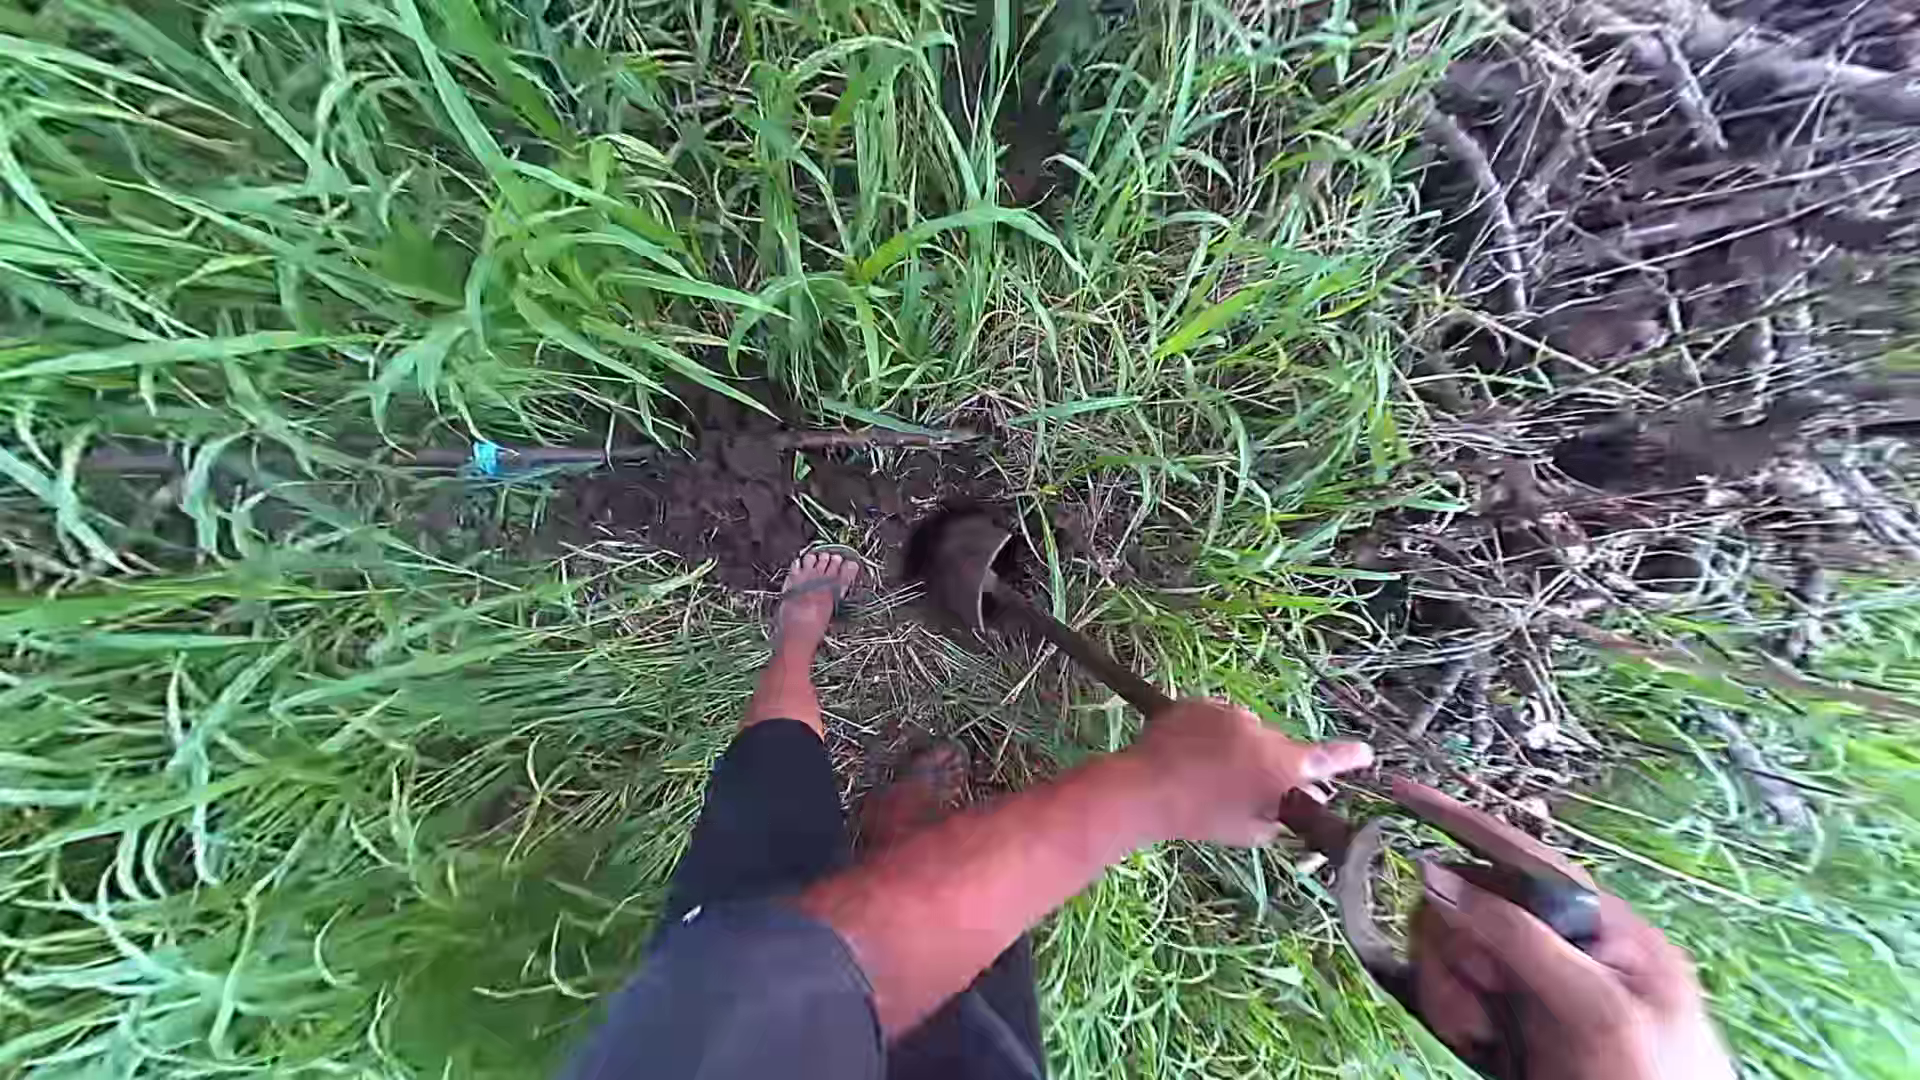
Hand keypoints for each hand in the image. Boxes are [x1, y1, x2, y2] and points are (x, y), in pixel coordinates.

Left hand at [1120, 698, 1373, 845]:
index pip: (1325, 759)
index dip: (1347, 757)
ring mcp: (1226, 711)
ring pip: (1245, 728)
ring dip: (1239, 743)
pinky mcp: (1198, 701)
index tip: (1364, 752)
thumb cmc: (1200, 816)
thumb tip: (1297, 804)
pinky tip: (1193, 749)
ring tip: (1210, 766)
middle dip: (1272, 761)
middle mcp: (1259, 730)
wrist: (1146, 786)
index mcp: (1279, 763)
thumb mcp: (1249, 830)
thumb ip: (1280, 816)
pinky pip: (1216, 716)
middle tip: (1248, 781)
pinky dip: (1212, 730)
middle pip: (1278, 745)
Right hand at [1406, 787, 1733, 1079]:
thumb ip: (1515, 934)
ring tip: (1472, 1027)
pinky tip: (1471, 1034)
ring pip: (1444, 934)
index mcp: (1599, 923)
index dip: (1455, 818)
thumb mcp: (1597, 1012)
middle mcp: (1555, 934)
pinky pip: (1444, 971)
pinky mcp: (1502, 1000)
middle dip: (1452, 942)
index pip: (1516, 851)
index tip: (1398, 789)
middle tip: (1473, 992)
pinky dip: (1444, 1000)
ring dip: (1444, 978)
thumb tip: (1431, 871)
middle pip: (1464, 895)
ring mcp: (1526, 968)